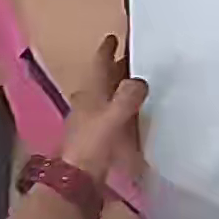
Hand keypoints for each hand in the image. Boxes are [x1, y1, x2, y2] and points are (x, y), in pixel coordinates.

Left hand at [58, 35, 147, 179]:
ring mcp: (90, 123)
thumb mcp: (114, 115)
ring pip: (107, 98)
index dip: (106, 51)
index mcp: (90, 94)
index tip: (112, 37)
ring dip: (119, 90)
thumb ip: (128, 96)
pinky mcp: (97, 140)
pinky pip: (112, 116)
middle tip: (133, 60)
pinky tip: (134, 114)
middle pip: (102, 81)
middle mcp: (88, 105)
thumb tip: (140, 81)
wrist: (78, 181)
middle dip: (116, 70)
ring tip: (137, 84)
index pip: (99, 66)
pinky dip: (123, 110)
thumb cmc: (93, 144)